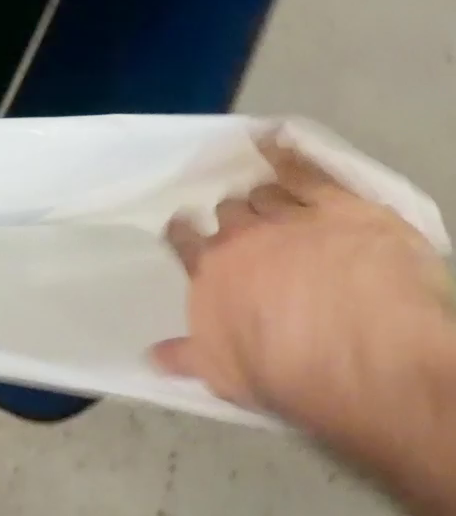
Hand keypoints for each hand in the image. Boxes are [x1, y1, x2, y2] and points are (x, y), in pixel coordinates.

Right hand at [154, 142, 453, 432]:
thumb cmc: (288, 373)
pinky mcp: (344, 211)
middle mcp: (239, 238)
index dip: (187, 233)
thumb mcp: (226, 374)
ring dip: (271, 198)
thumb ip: (186, 356)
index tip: (190, 232)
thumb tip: (150, 357)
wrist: (365, 366)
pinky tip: (276, 141)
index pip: (183, 237)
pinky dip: (290, 155)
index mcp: (207, 270)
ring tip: (282, 203)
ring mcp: (290, 221)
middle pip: (228, 212)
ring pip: (267, 194)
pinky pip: (309, 171)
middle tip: (252, 229)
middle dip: (237, 218)